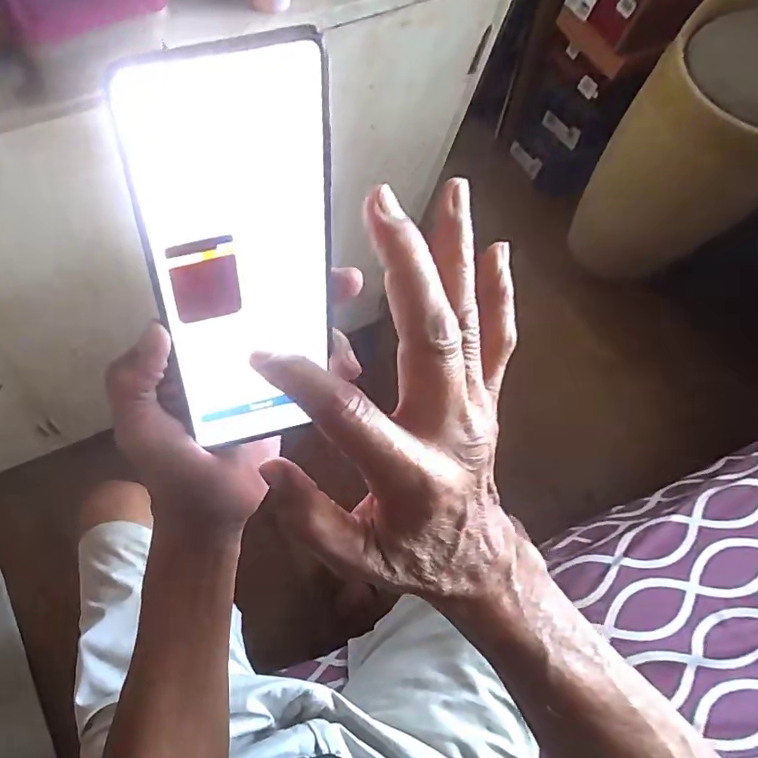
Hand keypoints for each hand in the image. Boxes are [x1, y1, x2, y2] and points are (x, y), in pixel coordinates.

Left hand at [105, 268, 365, 530]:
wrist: (211, 514)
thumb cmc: (168, 469)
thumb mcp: (137, 426)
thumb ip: (131, 381)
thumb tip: (157, 328)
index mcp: (186, 355)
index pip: (211, 303)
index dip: (236, 274)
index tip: (268, 252)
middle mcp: (222, 355)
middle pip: (260, 309)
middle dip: (297, 283)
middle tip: (336, 274)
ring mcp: (257, 374)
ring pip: (290, 333)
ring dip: (322, 316)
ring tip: (346, 306)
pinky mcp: (283, 397)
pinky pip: (308, 369)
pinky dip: (330, 359)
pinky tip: (348, 364)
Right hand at [251, 179, 536, 630]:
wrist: (482, 565)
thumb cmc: (414, 562)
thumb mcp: (357, 560)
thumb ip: (309, 519)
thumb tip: (269, 467)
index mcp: (409, 470)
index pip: (347, 412)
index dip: (300, 379)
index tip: (260, 352)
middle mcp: (450, 425)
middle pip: (429, 334)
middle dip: (406, 265)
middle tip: (382, 207)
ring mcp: (476, 406)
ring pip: (467, 321)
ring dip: (457, 254)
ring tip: (451, 192)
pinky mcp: (486, 398)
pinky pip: (496, 339)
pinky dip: (497, 292)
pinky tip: (496, 250)